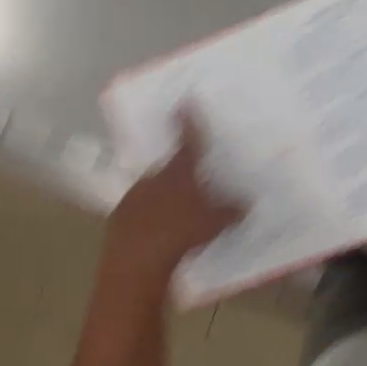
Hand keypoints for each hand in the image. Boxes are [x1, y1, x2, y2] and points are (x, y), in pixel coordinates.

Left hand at [104, 110, 245, 282]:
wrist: (137, 262)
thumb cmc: (181, 234)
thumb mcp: (216, 223)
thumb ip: (230, 211)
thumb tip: (246, 204)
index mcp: (179, 172)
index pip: (187, 140)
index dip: (188, 121)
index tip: (185, 103)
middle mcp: (154, 177)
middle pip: (169, 167)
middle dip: (180, 173)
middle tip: (194, 185)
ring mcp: (134, 196)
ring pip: (153, 189)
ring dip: (164, 198)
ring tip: (179, 216)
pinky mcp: (120, 217)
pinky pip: (140, 211)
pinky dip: (150, 217)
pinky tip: (160, 233)